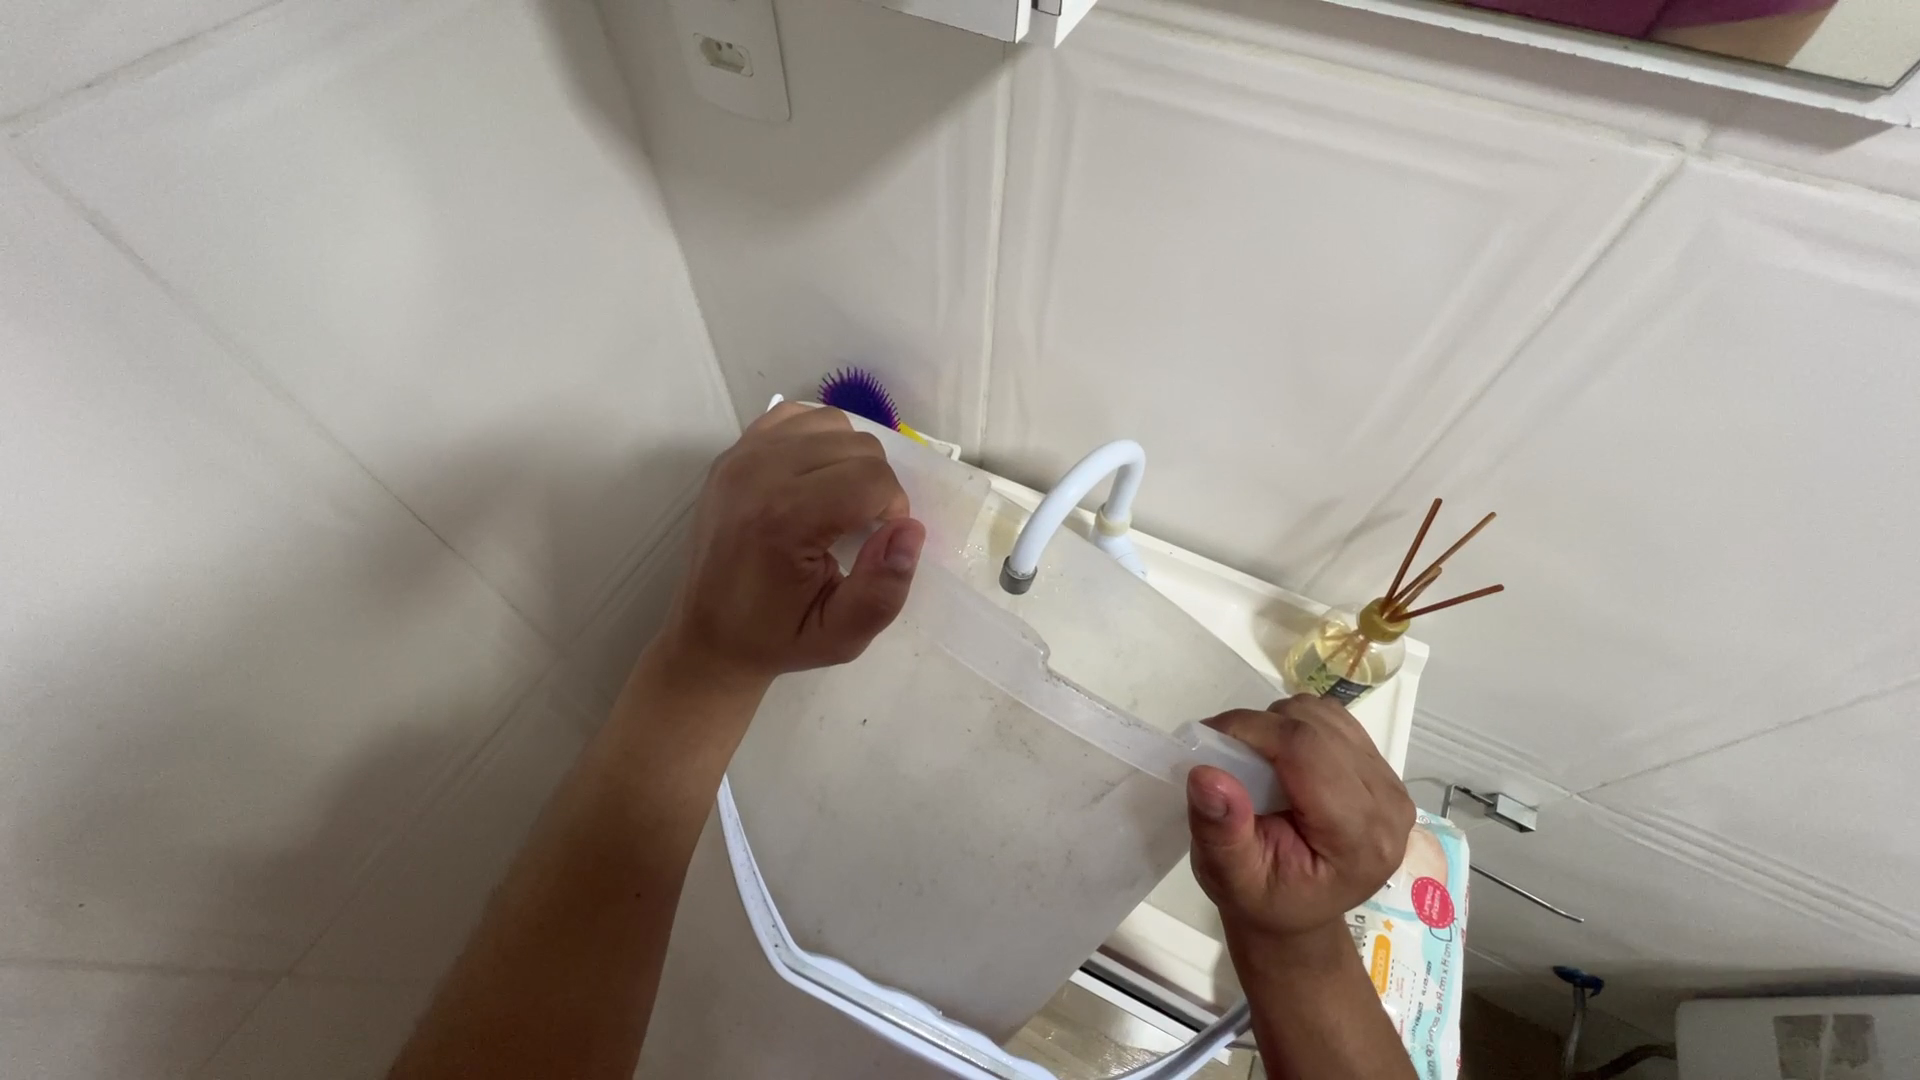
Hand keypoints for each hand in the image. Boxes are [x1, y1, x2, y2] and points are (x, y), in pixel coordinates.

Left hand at [662, 403, 925, 688]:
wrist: (709, 635)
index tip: (878, 542)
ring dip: (850, 459)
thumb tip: (910, 529)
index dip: (893, 508)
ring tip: (838, 500)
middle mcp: (758, 474)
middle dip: (876, 484)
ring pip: (832, 422)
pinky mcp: (733, 451)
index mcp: (784, 520)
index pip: (872, 478)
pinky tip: (815, 478)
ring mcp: (741, 456)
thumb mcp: (843, 637)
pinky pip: (797, 416)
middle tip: (861, 526)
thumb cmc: (779, 637)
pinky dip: (819, 438)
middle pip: (858, 445)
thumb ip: (884, 591)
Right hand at [1186, 695, 1413, 944]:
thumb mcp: (1228, 877)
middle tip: (1223, 755)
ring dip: (1276, 724)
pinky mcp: (1379, 767)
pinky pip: (1330, 717)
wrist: (1298, 910)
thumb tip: (1207, 774)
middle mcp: (1388, 805)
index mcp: (1359, 839)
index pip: (1306, 750)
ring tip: (1254, 763)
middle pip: (1314, 726)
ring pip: (1321, 713)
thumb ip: (1220, 829)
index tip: (1207, 739)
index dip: (1250, 730)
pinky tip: (1280, 759)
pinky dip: (1294, 725)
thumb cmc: (1262, 897)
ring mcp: (1389, 783)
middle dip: (1257, 727)